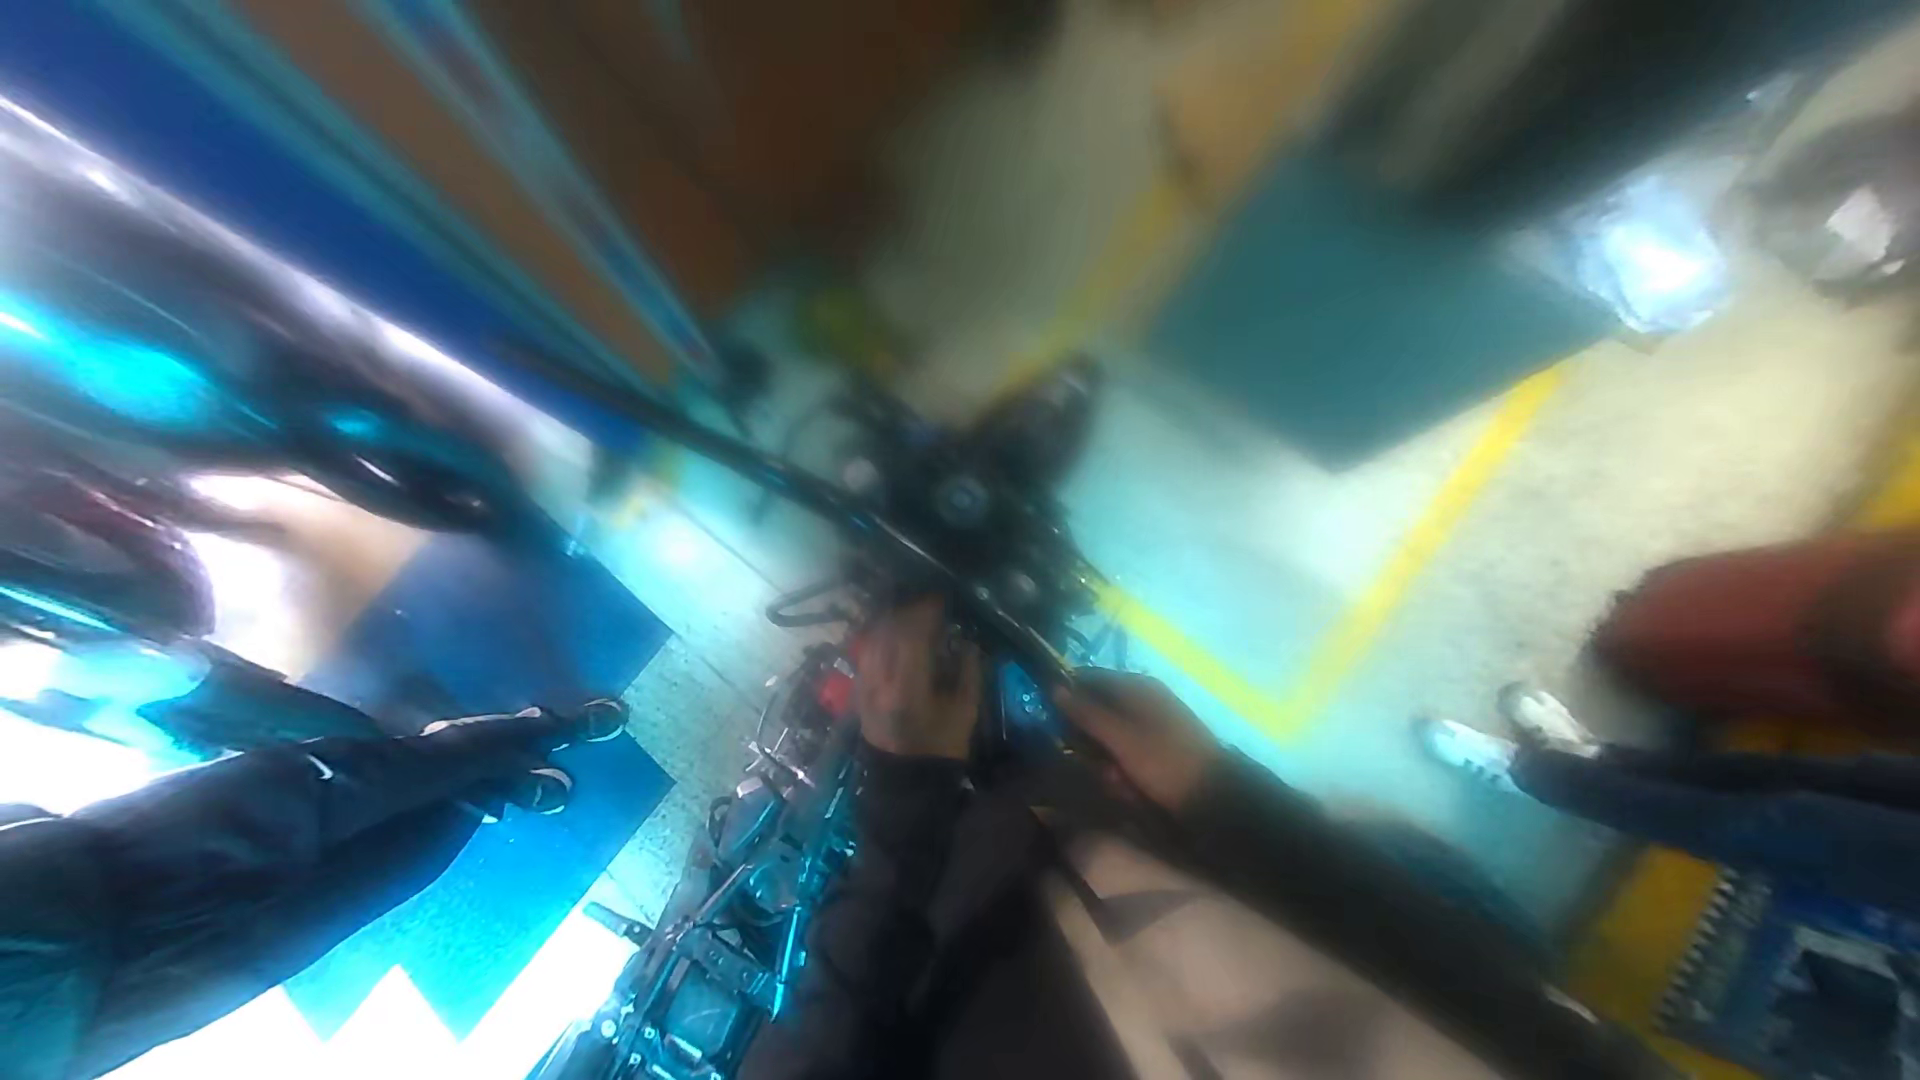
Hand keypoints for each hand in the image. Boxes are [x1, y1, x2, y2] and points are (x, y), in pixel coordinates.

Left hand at [855, 598, 982, 759]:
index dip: (926, 612)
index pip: (912, 636)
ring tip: (911, 616)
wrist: (907, 781)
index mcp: (908, 688)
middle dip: (908, 612)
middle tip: (928, 605)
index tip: (941, 600)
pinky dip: (879, 638)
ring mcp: (864, 687)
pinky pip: (865, 653)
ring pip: (871, 639)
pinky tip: (894, 635)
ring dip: (891, 621)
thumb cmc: (942, 748)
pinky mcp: (859, 692)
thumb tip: (965, 639)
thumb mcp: (965, 710)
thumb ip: (968, 670)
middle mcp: (880, 683)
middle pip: (887, 631)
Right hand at [1053, 669, 1221, 810]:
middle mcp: (1143, 698)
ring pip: (1109, 737)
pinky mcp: (1159, 748)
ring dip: (1107, 762)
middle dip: (1091, 742)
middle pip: (1096, 711)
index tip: (1052, 723)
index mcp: (1136, 685)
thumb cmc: (1165, 761)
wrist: (1218, 799)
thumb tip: (1054, 687)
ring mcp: (1153, 723)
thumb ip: (1086, 712)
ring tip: (1119, 783)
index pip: (1087, 677)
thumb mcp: (1121, 737)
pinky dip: (1125, 771)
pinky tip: (1132, 790)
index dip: (1066, 696)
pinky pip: (1127, 753)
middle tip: (1096, 765)